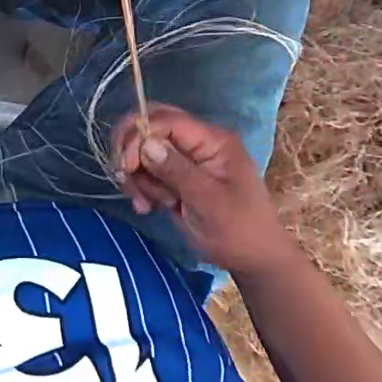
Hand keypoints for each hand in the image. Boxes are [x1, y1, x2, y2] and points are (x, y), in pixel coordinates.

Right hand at [112, 104, 300, 277]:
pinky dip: (141, 187)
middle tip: (126, 179)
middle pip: (151, 127)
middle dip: (132, 151)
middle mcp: (197, 143)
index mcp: (212, 140)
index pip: (166, 119)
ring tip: (147, 204)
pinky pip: (148, 171)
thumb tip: (146, 143)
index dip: (140, 135)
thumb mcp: (208, 202)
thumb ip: (177, 170)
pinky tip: (147, 207)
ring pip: (144, 151)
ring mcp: (187, 159)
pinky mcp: (177, 177)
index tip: (126, 166)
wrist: (254, 261)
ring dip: (137, 176)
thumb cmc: (238, 231)